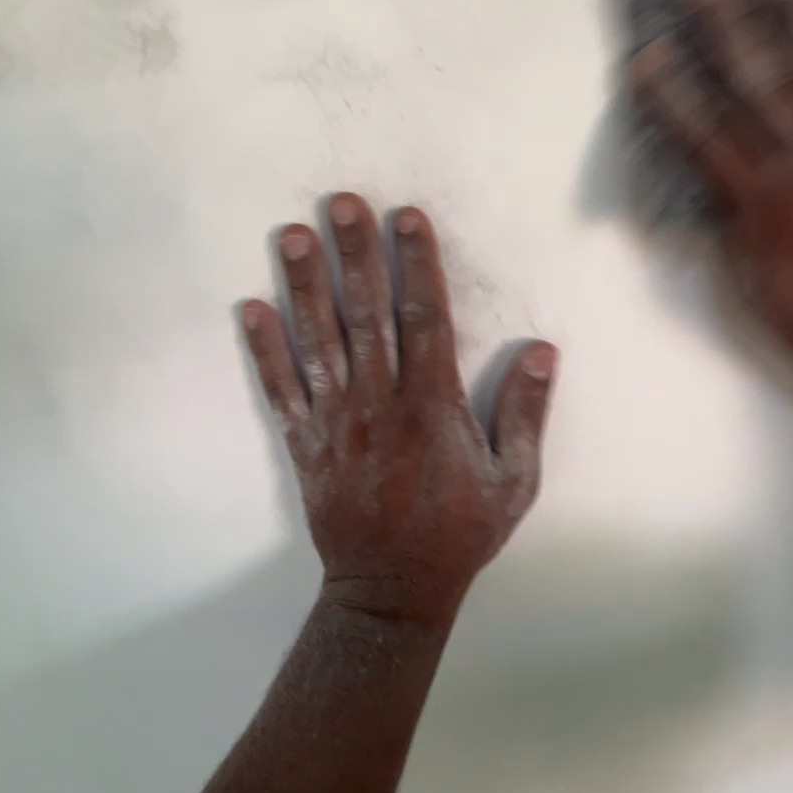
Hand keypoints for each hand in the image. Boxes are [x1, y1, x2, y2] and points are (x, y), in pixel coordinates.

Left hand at [241, 194, 555, 623]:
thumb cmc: (460, 531)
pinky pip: (281, 391)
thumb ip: (525, 415)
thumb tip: (541, 351)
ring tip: (295, 236)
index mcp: (432, 406)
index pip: (426, 319)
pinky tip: (250, 309)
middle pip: (368, 316)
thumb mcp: (514, 481)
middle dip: (357, 255)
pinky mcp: (305, 444)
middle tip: (343, 203)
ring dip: (305, 286)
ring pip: (319, 342)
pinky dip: (263, 351)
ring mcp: (336, 422)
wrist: (392, 590)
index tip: (407, 219)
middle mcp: (380, 403)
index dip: (418, 265)